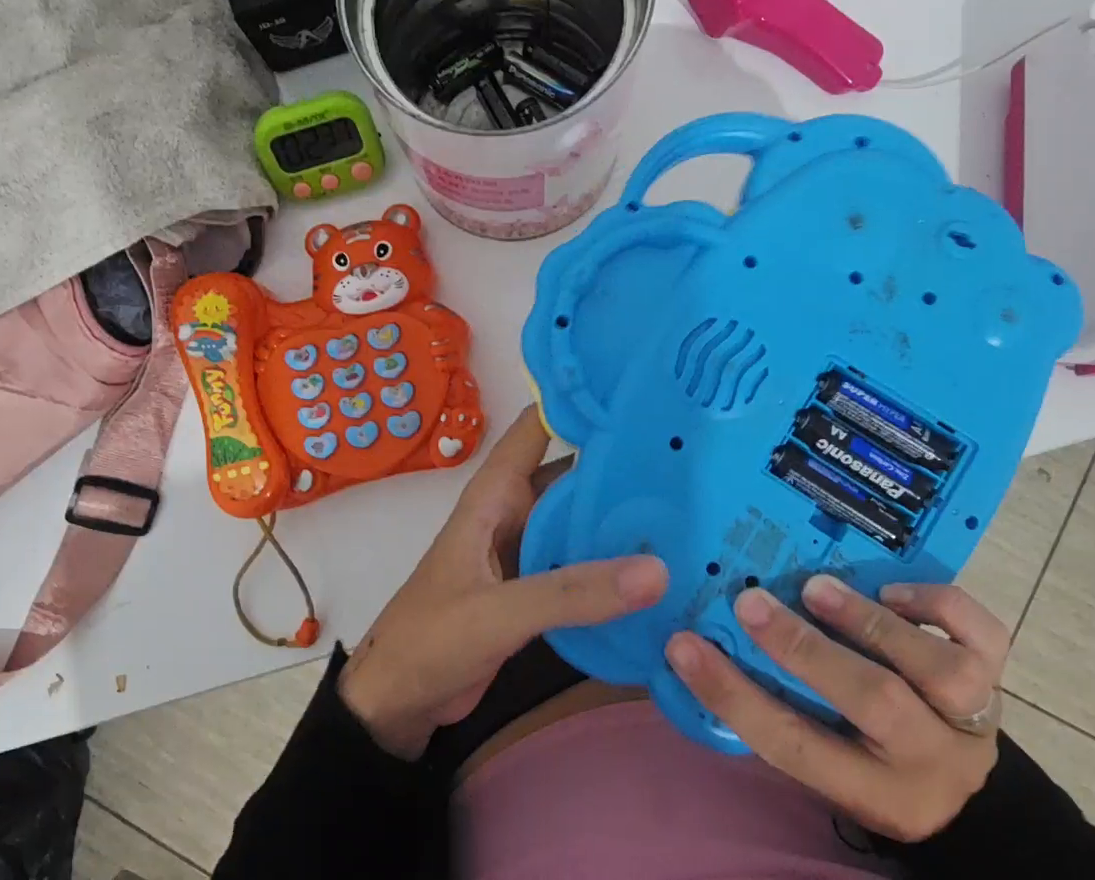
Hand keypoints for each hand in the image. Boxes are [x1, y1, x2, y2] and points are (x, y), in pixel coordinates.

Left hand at [338, 406, 668, 758]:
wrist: (398, 701)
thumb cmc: (432, 639)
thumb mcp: (497, 613)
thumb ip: (570, 593)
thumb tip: (658, 569)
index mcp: (494, 496)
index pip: (538, 426)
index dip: (582, 402)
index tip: (645, 392)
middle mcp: (515, 512)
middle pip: (574, 472)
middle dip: (624, 463)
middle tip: (696, 458)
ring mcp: (527, 551)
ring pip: (582, 520)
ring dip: (625, 516)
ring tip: (696, 506)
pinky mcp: (537, 588)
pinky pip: (582, 563)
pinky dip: (615, 562)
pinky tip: (663, 566)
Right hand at [666, 576, 1008, 841]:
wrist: (964, 790)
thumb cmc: (869, 765)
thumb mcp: (825, 761)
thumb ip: (780, 712)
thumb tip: (704, 646)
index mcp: (874, 793)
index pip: (794, 746)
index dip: (732, 695)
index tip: (683, 646)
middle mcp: (930, 762)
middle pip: (873, 703)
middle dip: (804, 648)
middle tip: (749, 602)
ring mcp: (973, 720)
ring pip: (940, 671)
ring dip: (871, 623)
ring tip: (816, 587)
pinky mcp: (1000, 679)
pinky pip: (984, 638)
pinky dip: (938, 606)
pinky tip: (893, 591)